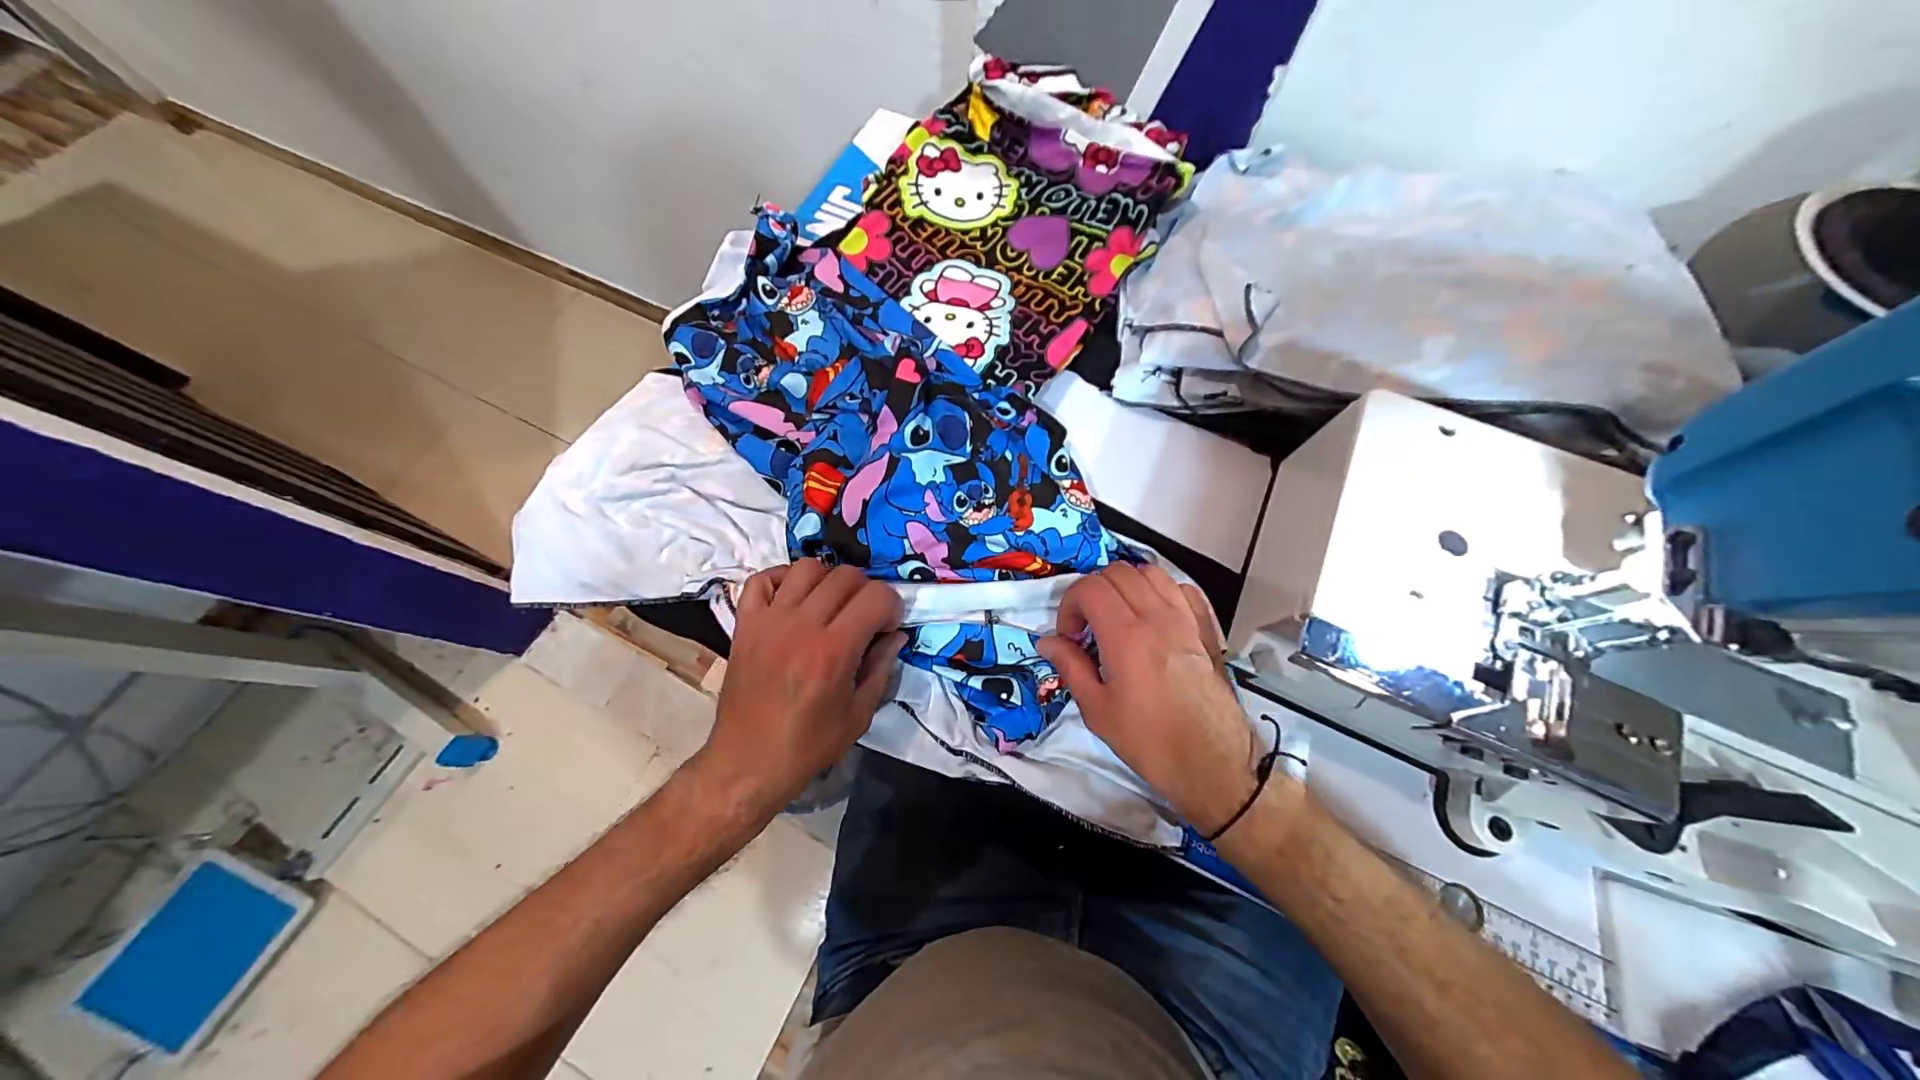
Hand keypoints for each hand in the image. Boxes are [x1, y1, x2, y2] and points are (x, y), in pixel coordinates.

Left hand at [692, 560, 904, 820]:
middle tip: (863, 618)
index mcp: (834, 651)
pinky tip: (794, 599)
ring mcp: (769, 620)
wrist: (748, 761)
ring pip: (807, 567)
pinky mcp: (746, 624)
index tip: (888, 628)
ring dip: (828, 580)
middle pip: (845, 575)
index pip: (876, 596)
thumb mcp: (859, 714)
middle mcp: (802, 626)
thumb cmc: (808, 745)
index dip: (892, 606)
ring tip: (830, 606)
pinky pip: (762, 579)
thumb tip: (895, 635)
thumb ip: (881, 668)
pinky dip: (782, 579)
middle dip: (866, 592)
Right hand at [1037, 563, 1260, 834]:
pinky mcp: (1205, 629)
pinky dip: (1160, 591)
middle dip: (1092, 592)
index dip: (1069, 605)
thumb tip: (1048, 642)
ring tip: (1116, 617)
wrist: (1211, 762)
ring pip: (1150, 572)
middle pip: (1117, 572)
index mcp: (1127, 636)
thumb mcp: (1097, 710)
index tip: (1069, 636)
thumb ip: (1070, 666)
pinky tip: (1151, 615)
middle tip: (1086, 626)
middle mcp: (1158, 618)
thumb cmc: (1150, 741)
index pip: (1089, 588)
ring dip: (1125, 585)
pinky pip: (1181, 589)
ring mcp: (1186, 620)